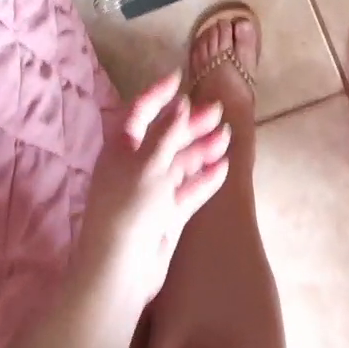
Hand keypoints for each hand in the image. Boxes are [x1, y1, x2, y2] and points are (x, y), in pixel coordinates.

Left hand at [73, 71, 231, 303]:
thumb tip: (181, 102)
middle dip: (191, 124)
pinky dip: (205, 178)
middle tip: (218, 111)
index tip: (179, 78)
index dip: (158, 94)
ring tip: (227, 136)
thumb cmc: (130, 206)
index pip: (140, 112)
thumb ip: (168, 132)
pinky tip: (224, 166)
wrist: (122, 269)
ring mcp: (152, 191)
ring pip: (181, 163)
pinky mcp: (167, 215)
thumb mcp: (149, 162)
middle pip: (166, 137)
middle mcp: (136, 165)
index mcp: (121, 148)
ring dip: (203, 148)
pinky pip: (189, 190)